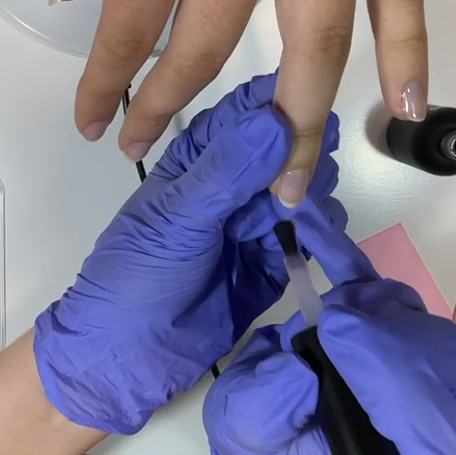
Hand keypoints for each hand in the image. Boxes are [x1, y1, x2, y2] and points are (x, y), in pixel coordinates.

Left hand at [155, 75, 347, 315]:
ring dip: (313, 195)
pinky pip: (311, 233)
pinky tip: (318, 236)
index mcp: (199, 157)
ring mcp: (255, 219)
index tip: (310, 110)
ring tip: (303, 214)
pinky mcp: (276, 258)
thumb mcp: (179, 217)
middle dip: (304, 156)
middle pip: (286, 148)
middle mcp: (232, 180)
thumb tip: (278, 118)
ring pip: (304, 188)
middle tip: (304, 180)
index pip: (247, 113)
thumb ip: (228, 171)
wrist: (135, 349)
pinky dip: (320, 232)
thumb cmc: (140, 272)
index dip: (281, 105)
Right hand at [203, 221, 455, 454]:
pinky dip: (345, 255)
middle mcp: (428, 413)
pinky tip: (309, 227)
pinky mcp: (386, 322)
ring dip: (365, 297)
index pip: (437, 436)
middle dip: (398, 335)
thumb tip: (304, 361)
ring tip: (313, 306)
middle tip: (332, 318)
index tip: (334, 338)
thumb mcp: (251, 435)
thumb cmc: (261, 441)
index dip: (401, 389)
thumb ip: (273, 406)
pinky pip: (377, 284)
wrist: (263, 418)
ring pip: (420, 318)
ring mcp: (415, 363)